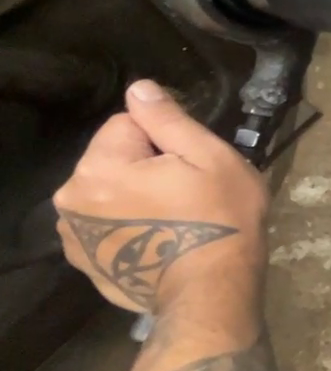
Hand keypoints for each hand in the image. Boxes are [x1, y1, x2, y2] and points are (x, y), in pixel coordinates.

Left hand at [53, 80, 268, 313]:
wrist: (208, 282)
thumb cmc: (219, 213)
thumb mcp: (212, 158)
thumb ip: (170, 122)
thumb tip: (140, 88)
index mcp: (101, 166)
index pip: (127, 123)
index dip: (166, 135)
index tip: (194, 159)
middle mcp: (71, 194)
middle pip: (113, 157)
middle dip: (147, 163)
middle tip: (192, 186)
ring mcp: (71, 230)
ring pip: (107, 189)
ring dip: (136, 192)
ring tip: (177, 213)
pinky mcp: (80, 255)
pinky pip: (103, 220)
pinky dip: (128, 220)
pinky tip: (160, 234)